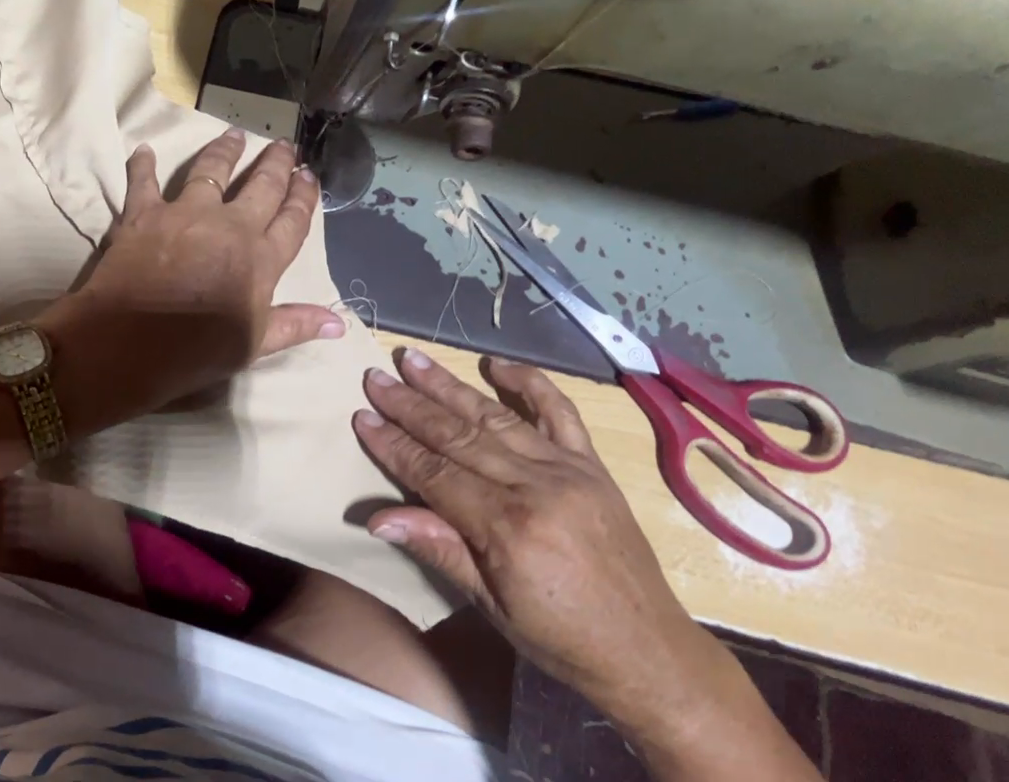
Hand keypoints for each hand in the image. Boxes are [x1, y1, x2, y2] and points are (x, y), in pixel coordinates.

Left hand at [54, 128, 343, 409]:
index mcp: (261, 259)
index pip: (292, 219)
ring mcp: (185, 214)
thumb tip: (339, 322)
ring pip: (211, 169)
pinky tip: (144, 150)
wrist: (130, 344)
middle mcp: (230, 226)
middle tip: (283, 144)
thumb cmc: (196, 352)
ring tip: (234, 134)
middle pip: (261, 186)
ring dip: (225, 150)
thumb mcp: (253, 345)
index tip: (309, 174)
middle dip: (275, 163)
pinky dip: (142, 165)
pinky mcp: (143, 214)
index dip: (304, 195)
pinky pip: (143, 181)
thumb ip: (294, 325)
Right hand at [350, 350, 729, 742]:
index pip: (434, 473)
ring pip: (496, 417)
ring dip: (450, 385)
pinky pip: (560, 413)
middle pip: (459, 436)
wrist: (647, 651)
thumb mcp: (490, 604)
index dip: (394, 445)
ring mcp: (569, 470)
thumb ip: (437, 548)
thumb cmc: (559, 637)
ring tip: (414, 359)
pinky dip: (529, 383)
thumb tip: (376, 518)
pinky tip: (497, 363)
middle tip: (376, 376)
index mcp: (508, 527)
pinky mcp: (593, 465)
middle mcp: (537, 487)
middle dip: (411, 405)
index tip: (361, 416)